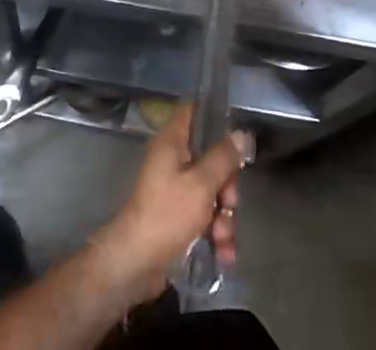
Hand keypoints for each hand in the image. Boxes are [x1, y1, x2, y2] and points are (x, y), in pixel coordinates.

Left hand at [89, 105, 248, 304]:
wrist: (136, 263)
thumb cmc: (167, 214)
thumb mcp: (201, 184)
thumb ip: (223, 158)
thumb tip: (239, 133)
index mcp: (172, 143)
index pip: (192, 113)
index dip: (214, 118)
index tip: (235, 138)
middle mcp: (172, 161)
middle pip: (211, 158)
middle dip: (226, 185)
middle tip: (229, 202)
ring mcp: (175, 189)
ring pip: (211, 191)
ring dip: (223, 216)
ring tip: (222, 237)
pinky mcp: (178, 216)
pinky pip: (204, 215)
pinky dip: (215, 232)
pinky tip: (223, 252)